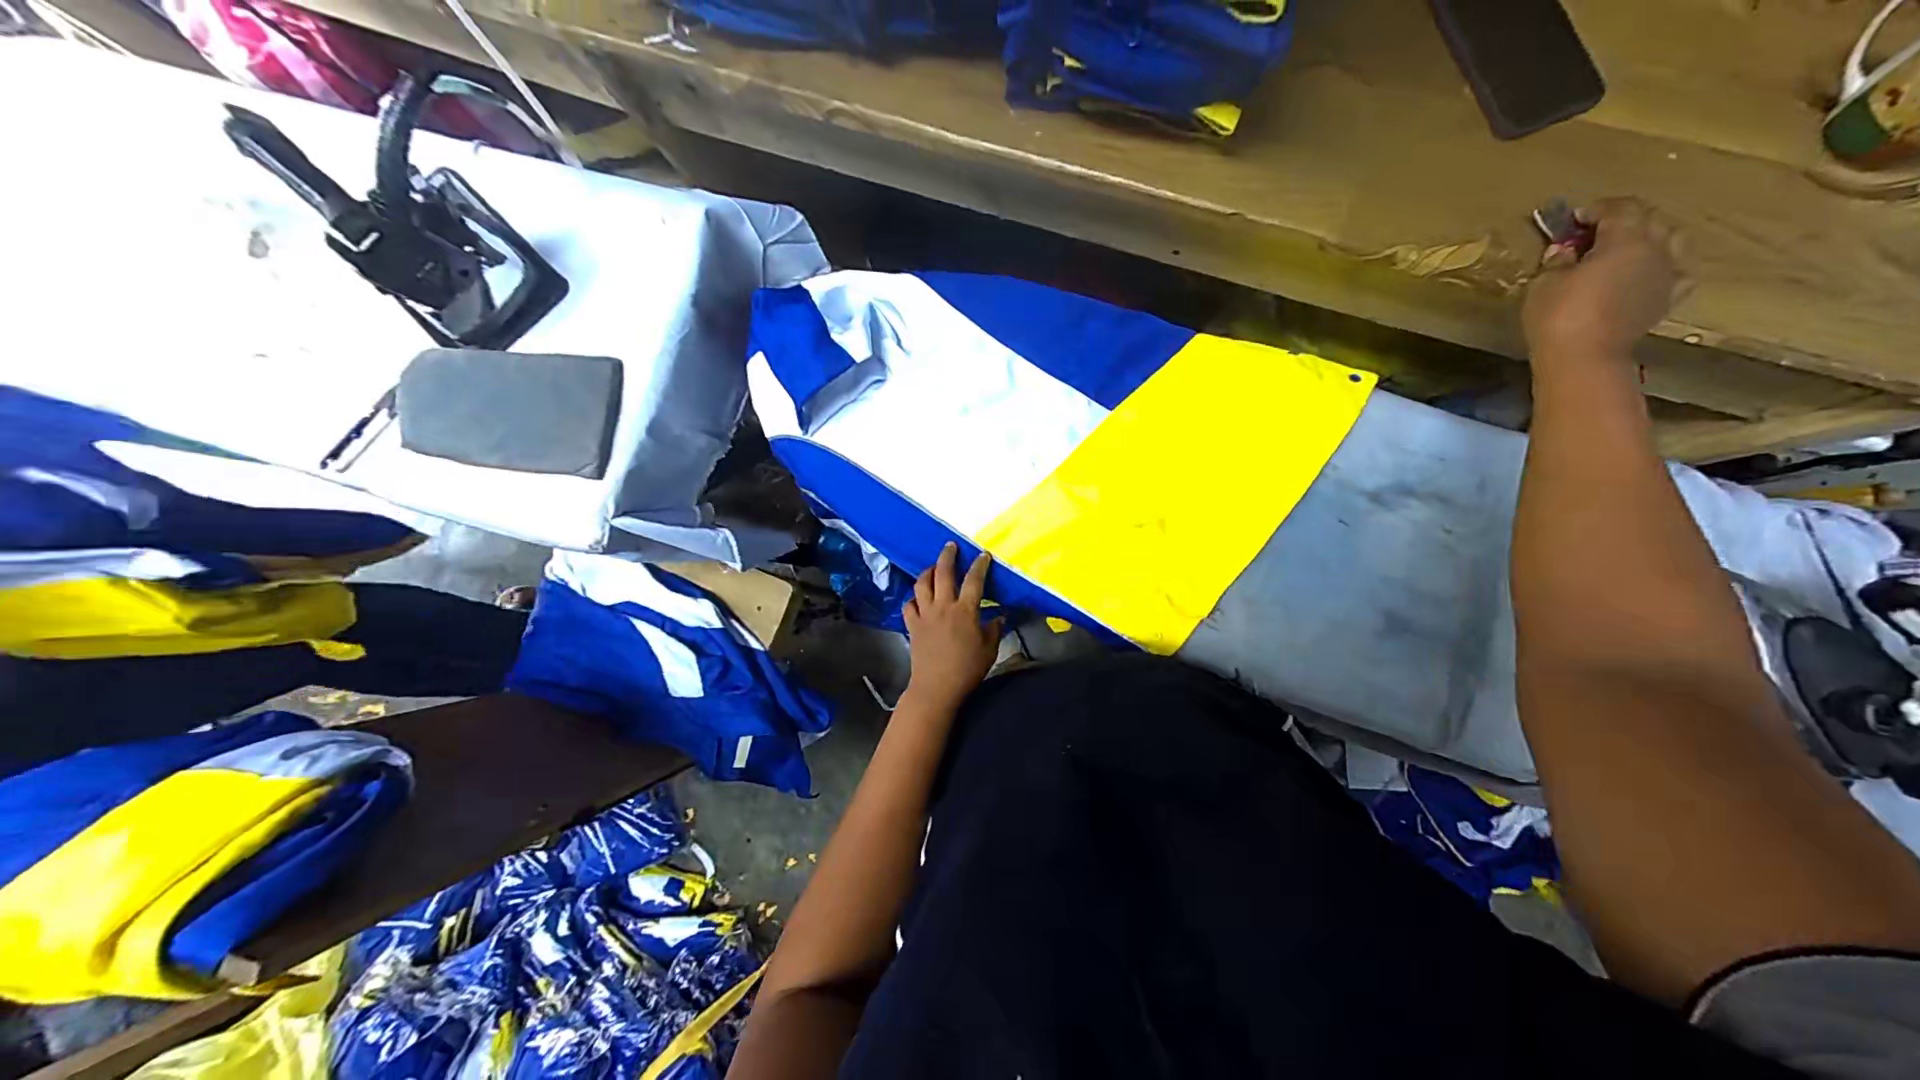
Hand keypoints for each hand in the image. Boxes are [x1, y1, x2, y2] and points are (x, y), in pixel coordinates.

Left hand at [902, 543, 1002, 707]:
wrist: (936, 688)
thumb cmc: (967, 670)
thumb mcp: (989, 650)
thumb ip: (994, 630)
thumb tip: (999, 617)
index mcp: (965, 611)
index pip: (974, 580)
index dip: (980, 565)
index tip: (984, 555)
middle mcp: (943, 606)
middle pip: (944, 573)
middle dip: (948, 556)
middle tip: (951, 546)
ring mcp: (925, 614)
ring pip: (922, 584)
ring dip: (928, 572)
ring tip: (933, 567)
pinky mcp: (912, 625)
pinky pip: (909, 605)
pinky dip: (913, 598)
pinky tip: (918, 599)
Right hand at [1523, 197, 1690, 366]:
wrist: (1584, 357)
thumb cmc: (1558, 316)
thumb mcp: (1544, 284)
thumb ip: (1556, 261)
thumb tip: (1563, 250)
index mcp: (1625, 239)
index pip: (1619, 208)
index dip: (1595, 209)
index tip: (1573, 220)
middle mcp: (1656, 249)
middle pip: (1648, 219)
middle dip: (1621, 220)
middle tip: (1593, 234)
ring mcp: (1667, 274)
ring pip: (1669, 240)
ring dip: (1647, 238)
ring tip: (1622, 250)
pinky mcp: (1667, 299)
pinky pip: (1675, 272)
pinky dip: (1662, 267)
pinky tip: (1647, 274)